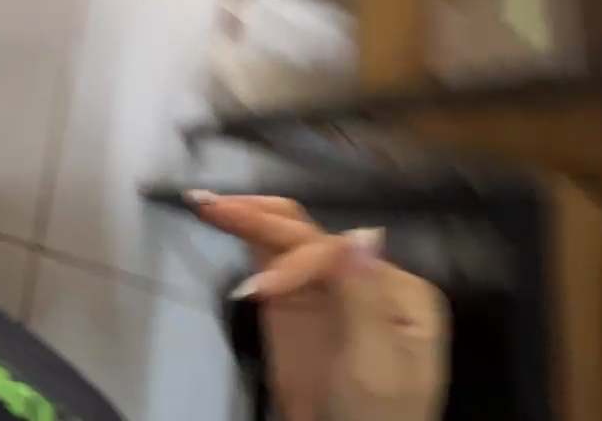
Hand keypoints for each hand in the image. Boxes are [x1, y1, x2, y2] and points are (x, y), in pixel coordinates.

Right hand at [190, 193, 446, 420]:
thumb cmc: (371, 416)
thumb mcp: (375, 368)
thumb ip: (365, 301)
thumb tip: (361, 233)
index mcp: (397, 291)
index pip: (332, 254)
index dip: (291, 265)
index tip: (253, 294)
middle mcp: (362, 274)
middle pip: (303, 233)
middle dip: (256, 221)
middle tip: (209, 207)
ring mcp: (325, 280)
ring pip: (282, 232)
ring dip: (244, 214)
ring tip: (204, 202)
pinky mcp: (292, 290)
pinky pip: (268, 251)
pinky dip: (241, 230)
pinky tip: (217, 215)